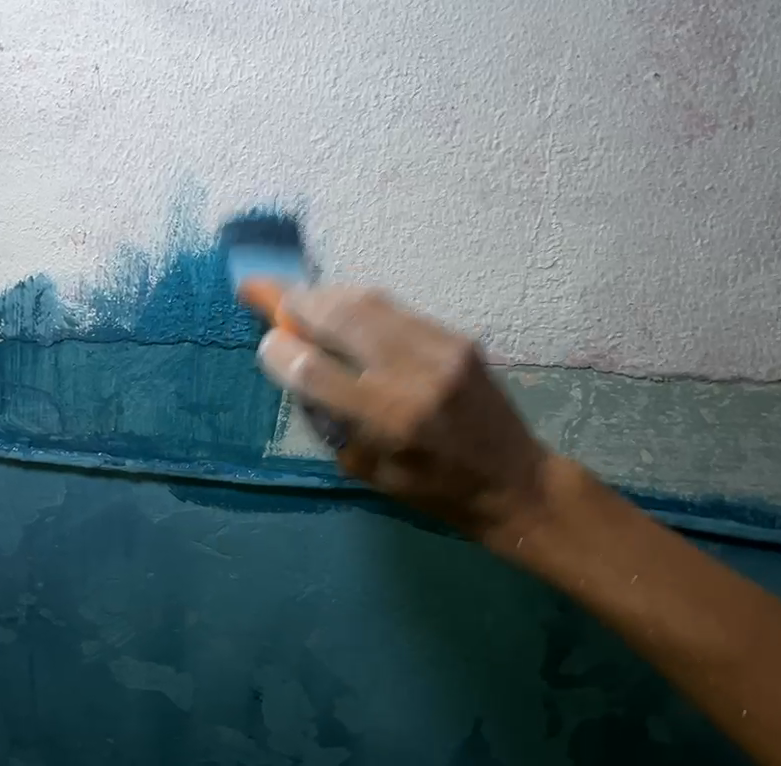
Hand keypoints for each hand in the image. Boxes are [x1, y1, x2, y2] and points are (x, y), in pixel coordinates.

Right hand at [256, 286, 549, 537]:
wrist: (517, 483)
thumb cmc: (433, 489)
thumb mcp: (366, 468)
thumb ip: (326, 413)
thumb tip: (291, 359)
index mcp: (390, 422)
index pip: (315, 370)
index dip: (280, 351)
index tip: (266, 344)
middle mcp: (414, 377)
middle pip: (338, 316)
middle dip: (293, 302)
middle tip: (263, 291)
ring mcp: (441, 349)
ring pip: (365, 300)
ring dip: (324, 295)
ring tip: (301, 298)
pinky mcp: (457, 336)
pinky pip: (393, 307)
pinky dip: (357, 303)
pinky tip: (343, 308)